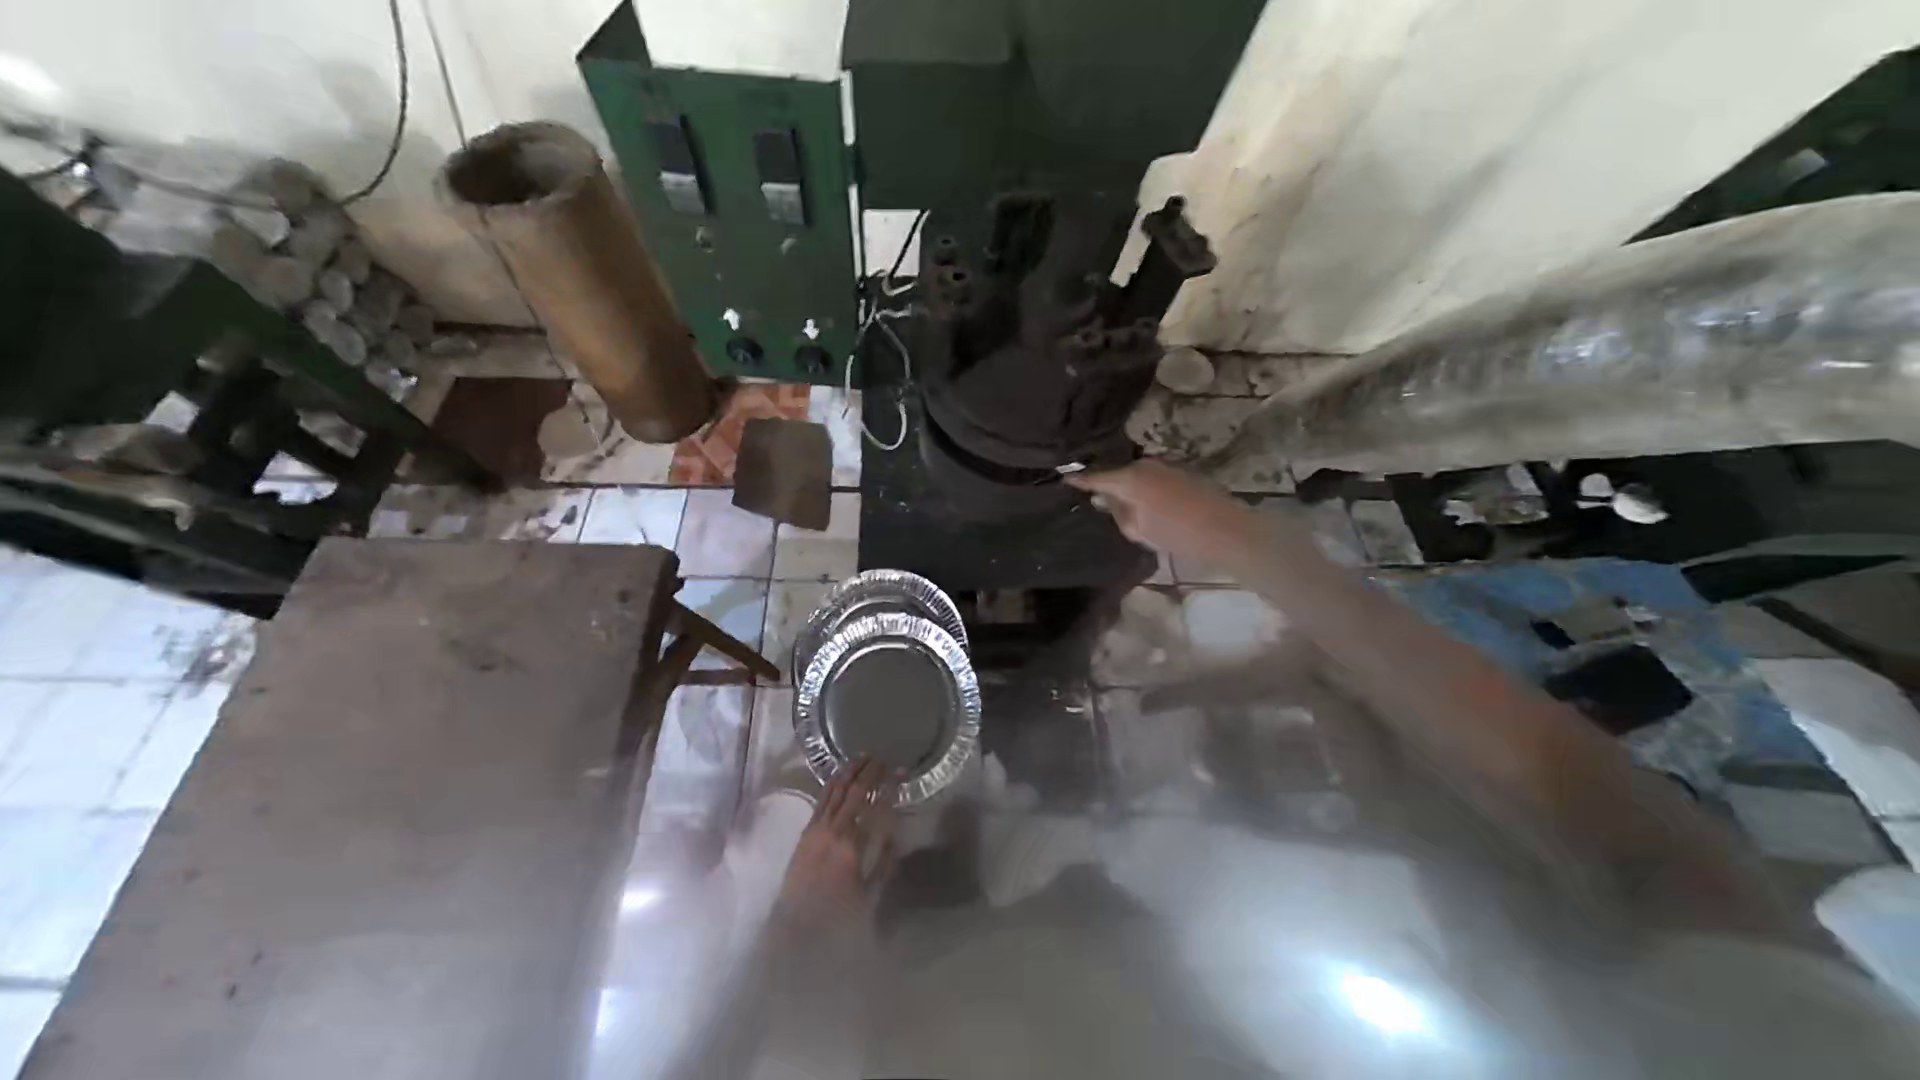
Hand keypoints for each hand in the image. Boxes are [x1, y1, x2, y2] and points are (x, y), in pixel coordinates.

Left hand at [776, 757, 901, 928]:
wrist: (795, 930)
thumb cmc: (837, 918)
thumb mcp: (869, 896)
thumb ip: (883, 864)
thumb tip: (895, 837)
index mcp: (851, 845)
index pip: (873, 804)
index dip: (888, 786)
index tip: (899, 771)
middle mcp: (832, 830)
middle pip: (853, 791)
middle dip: (869, 772)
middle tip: (882, 759)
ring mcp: (816, 829)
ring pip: (835, 790)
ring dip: (849, 772)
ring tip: (862, 758)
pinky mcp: (806, 832)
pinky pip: (821, 800)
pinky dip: (833, 784)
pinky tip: (840, 777)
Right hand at [1068, 459, 1258, 566]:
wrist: (1227, 531)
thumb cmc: (1177, 534)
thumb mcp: (1137, 530)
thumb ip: (1115, 511)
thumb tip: (1102, 498)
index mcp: (1130, 478)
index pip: (1096, 476)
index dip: (1079, 480)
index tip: (1063, 478)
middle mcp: (1145, 465)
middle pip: (1118, 472)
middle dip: (1105, 483)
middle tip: (1093, 496)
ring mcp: (1166, 465)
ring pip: (1136, 474)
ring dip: (1126, 485)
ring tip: (1117, 500)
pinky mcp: (1182, 471)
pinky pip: (1152, 477)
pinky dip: (1143, 486)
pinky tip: (1143, 500)